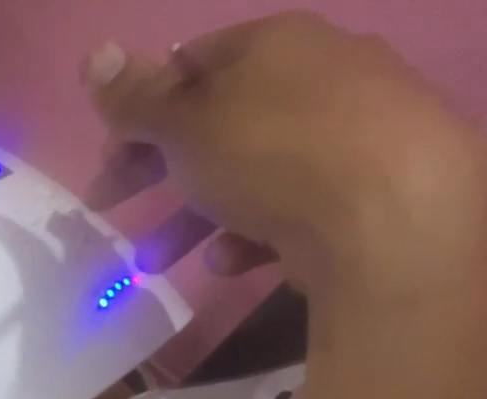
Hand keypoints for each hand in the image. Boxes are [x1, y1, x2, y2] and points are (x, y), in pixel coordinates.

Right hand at [82, 13, 486, 290]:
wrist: (391, 212)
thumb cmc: (270, 154)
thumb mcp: (183, 122)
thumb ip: (133, 97)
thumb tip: (95, 53)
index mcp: (269, 47)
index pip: (184, 67)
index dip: (135, 114)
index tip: (105, 160)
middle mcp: (310, 77)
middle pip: (207, 124)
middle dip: (151, 172)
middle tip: (105, 207)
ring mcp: (338, 133)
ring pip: (238, 174)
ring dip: (186, 219)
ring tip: (153, 262)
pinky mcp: (353, 187)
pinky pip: (280, 208)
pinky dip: (243, 234)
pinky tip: (228, 258)